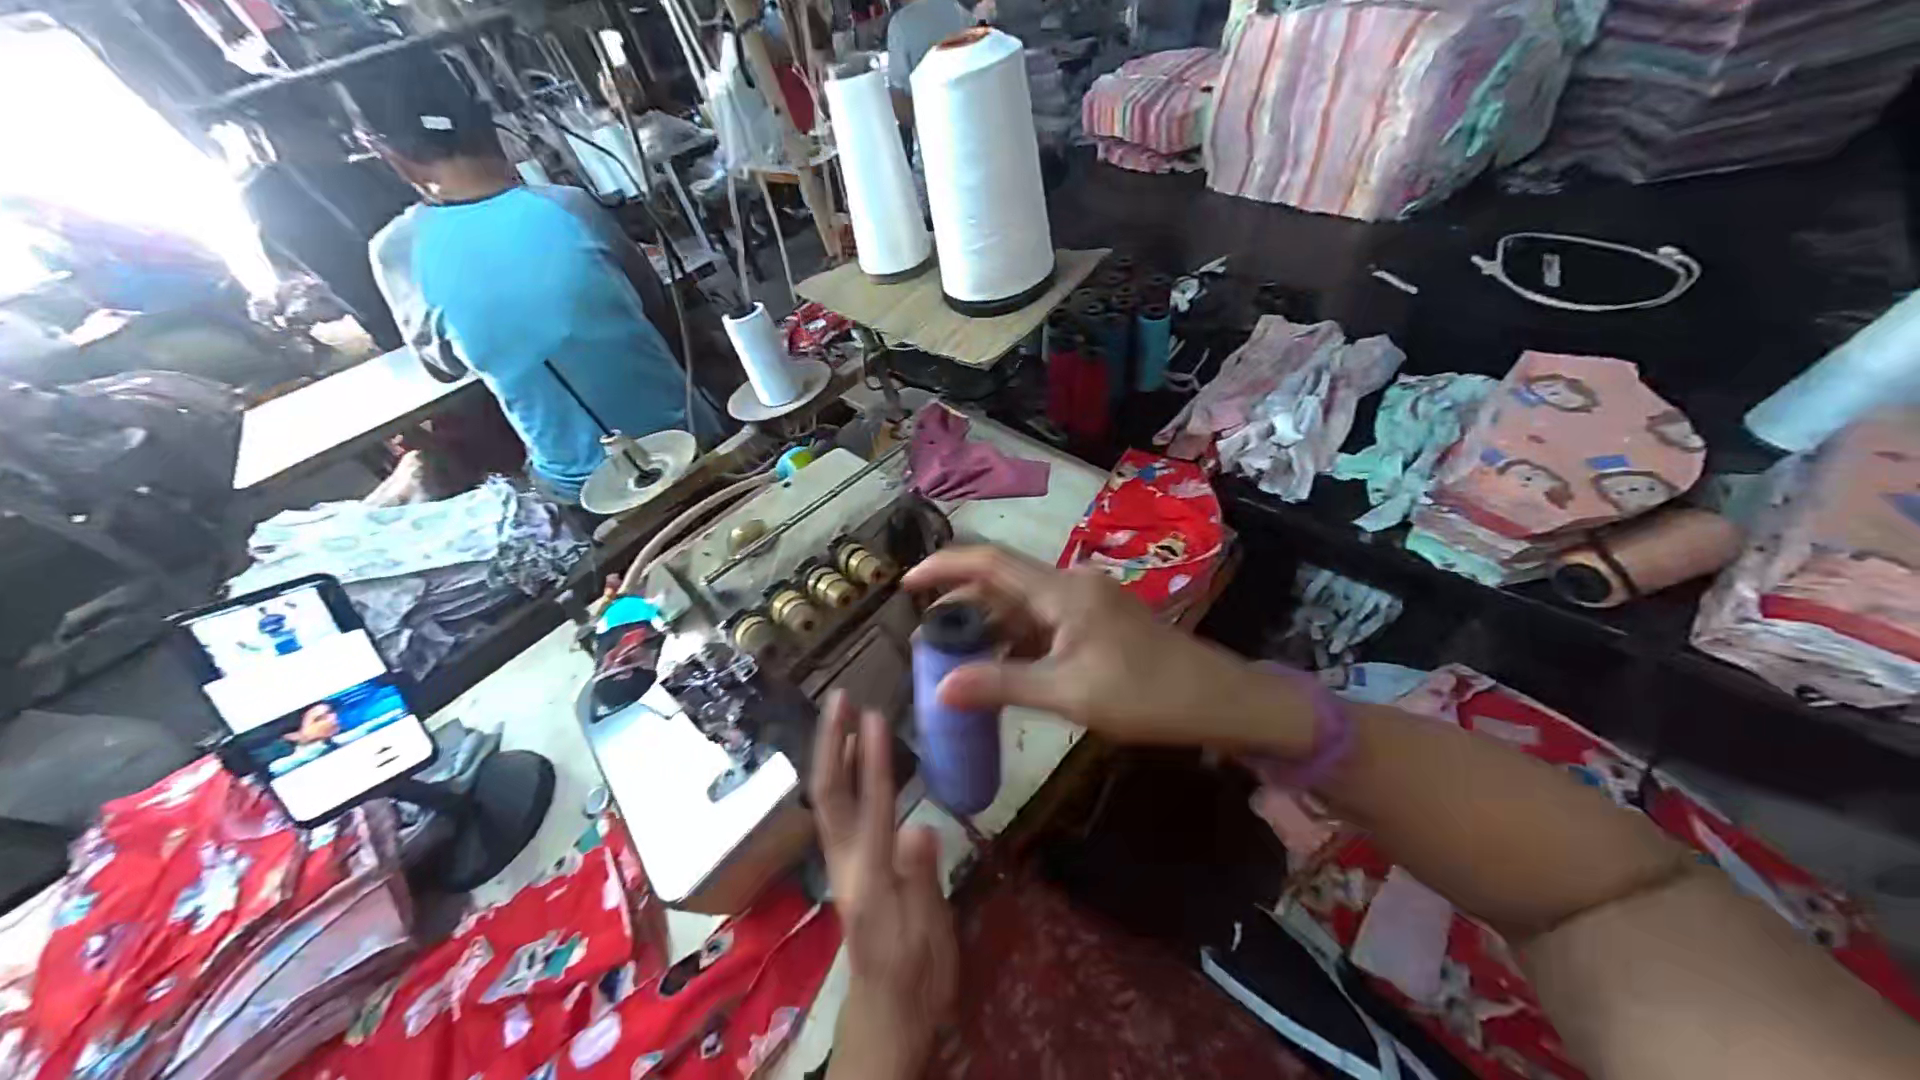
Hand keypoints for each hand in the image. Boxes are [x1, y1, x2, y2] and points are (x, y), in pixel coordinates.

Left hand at [811, 692, 956, 1078]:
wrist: (889, 1014)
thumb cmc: (917, 977)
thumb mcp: (929, 936)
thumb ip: (921, 881)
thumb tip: (921, 827)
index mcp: (869, 877)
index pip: (871, 807)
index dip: (873, 759)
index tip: (875, 716)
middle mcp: (846, 862)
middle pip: (831, 793)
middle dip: (832, 742)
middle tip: (840, 698)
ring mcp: (843, 862)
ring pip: (831, 798)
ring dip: (833, 752)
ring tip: (844, 714)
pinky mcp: (850, 864)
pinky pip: (842, 808)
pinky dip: (844, 774)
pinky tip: (854, 757)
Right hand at [901, 546, 1312, 754]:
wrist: (1216, 700)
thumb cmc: (1144, 694)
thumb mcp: (1068, 693)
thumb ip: (1001, 684)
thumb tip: (940, 687)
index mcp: (1060, 590)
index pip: (988, 562)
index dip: (943, 566)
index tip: (906, 583)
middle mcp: (1070, 583)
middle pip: (1001, 581)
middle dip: (960, 603)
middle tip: (925, 634)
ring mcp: (1085, 600)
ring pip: (1021, 602)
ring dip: (988, 623)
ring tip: (954, 654)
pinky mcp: (1096, 619)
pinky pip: (1043, 619)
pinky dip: (1016, 636)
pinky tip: (1002, 663)